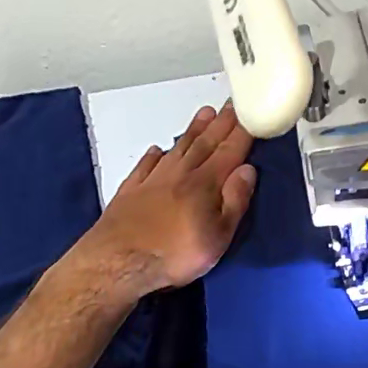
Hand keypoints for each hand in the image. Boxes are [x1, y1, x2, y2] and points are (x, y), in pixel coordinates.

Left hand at [68, 103, 257, 297]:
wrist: (117, 261)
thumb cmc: (174, 253)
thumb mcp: (218, 236)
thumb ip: (235, 201)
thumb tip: (247, 170)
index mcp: (205, 183)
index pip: (229, 151)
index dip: (242, 132)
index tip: (251, 112)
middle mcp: (180, 173)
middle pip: (204, 143)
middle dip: (220, 124)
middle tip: (231, 105)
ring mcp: (153, 180)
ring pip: (178, 148)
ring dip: (193, 131)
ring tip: (204, 115)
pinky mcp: (131, 191)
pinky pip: (146, 165)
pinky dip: (155, 155)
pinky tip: (158, 149)